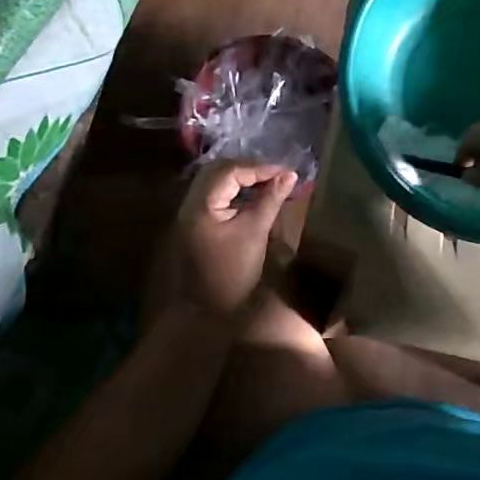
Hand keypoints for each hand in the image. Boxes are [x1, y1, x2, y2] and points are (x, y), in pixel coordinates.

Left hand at [148, 161, 297, 319]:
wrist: (209, 311)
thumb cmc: (234, 273)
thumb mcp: (255, 232)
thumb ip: (271, 200)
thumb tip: (290, 174)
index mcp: (200, 205)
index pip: (229, 171)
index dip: (259, 168)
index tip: (285, 172)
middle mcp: (189, 203)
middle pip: (218, 171)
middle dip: (248, 169)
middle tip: (275, 174)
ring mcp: (190, 213)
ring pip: (214, 182)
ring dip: (240, 179)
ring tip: (268, 183)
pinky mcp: (195, 223)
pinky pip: (214, 196)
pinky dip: (233, 192)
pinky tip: (252, 197)